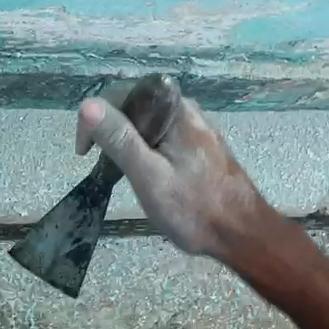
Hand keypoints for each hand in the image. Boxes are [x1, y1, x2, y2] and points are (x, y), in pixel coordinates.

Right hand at [77, 95, 276, 259]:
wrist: (244, 234)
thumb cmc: (194, 208)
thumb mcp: (149, 176)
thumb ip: (119, 138)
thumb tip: (87, 105)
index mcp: (174, 108)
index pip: (121, 94)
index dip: (96, 118)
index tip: (85, 153)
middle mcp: (187, 108)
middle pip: (136, 104)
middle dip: (112, 128)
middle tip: (102, 164)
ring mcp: (197, 125)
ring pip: (150, 120)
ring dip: (129, 139)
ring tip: (121, 171)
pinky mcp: (202, 143)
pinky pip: (165, 133)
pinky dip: (148, 147)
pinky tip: (149, 173)